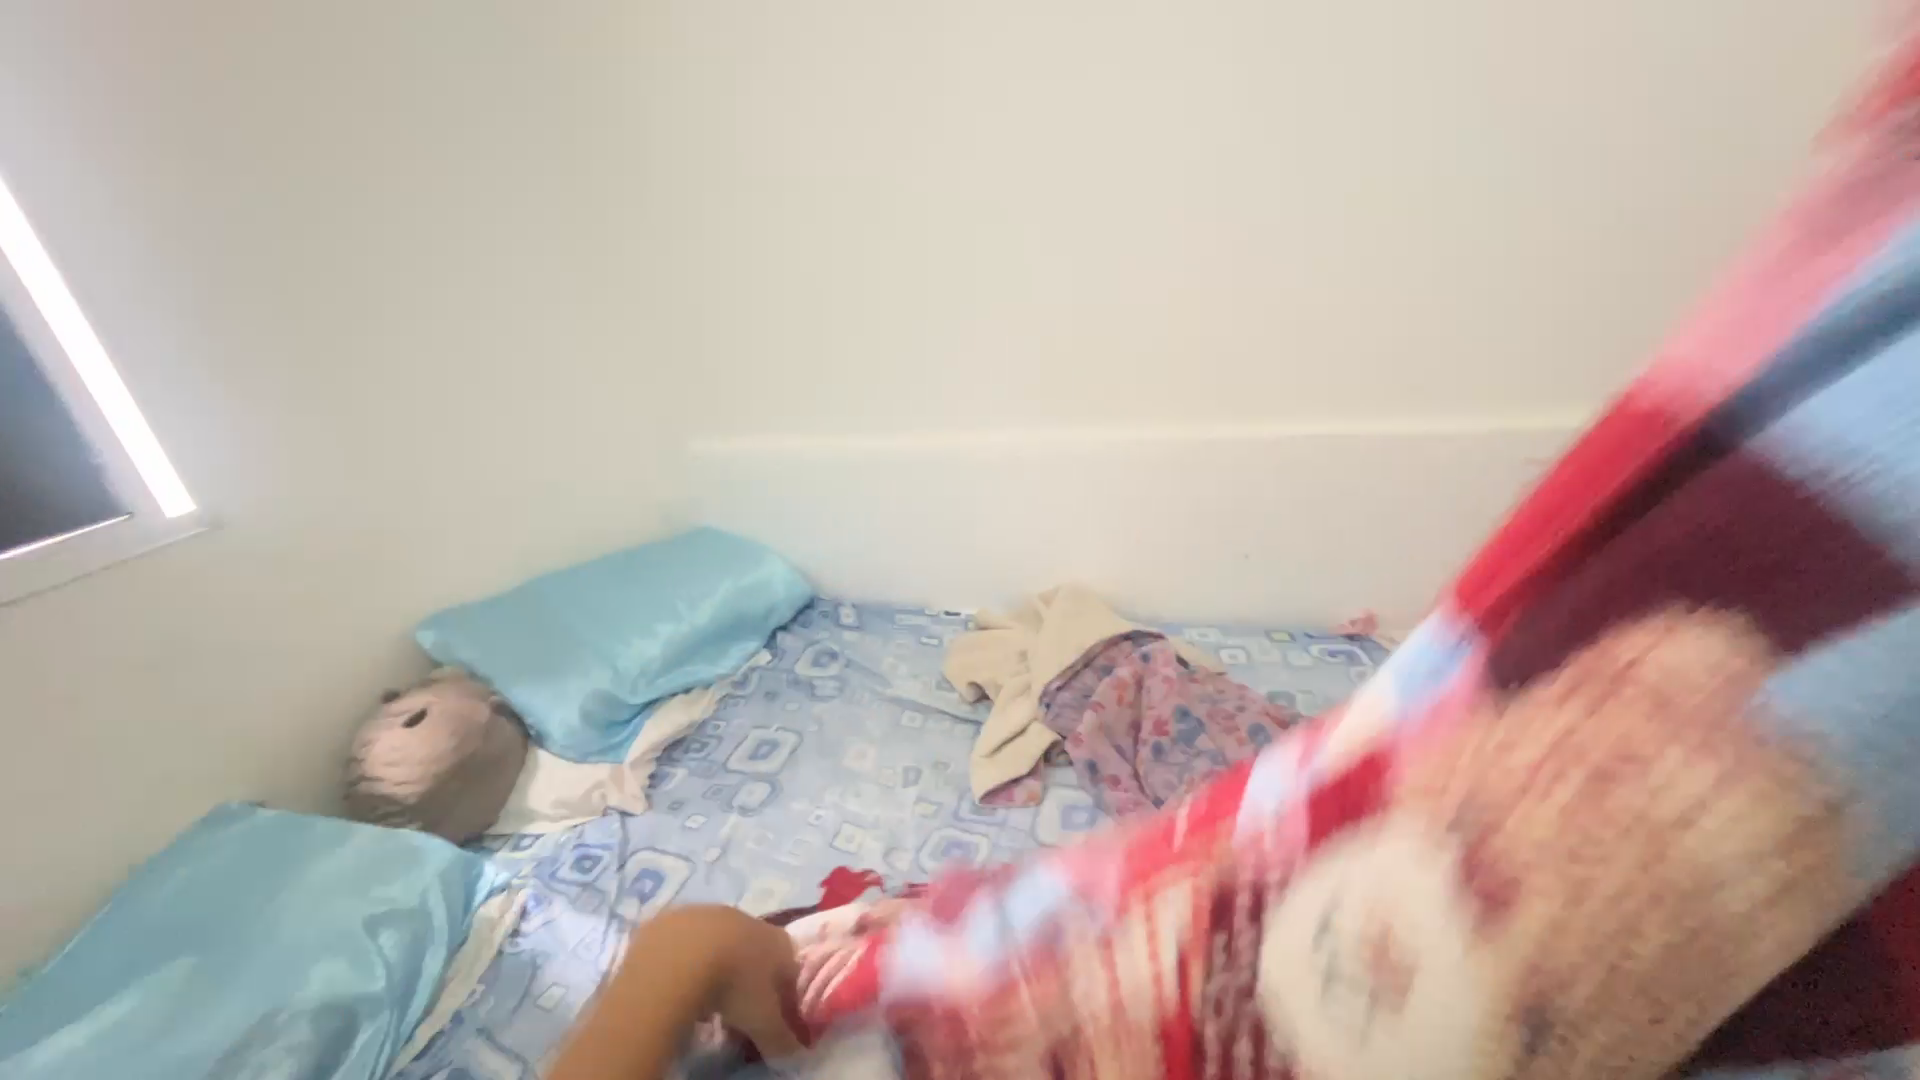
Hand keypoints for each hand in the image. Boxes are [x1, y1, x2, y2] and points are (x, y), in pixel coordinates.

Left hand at [638, 904, 807, 1058]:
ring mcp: (711, 913)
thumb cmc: (734, 985)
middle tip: (734, 1012)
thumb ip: (781, 1038)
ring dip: (716, 966)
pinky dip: (684, 961)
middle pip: (755, 952)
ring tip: (702, 1000)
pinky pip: (685, 942)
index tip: (770, 1020)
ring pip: (720, 943)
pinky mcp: (675, 916)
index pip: (790, 968)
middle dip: (748, 979)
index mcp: (777, 940)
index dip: (783, 997)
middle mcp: (749, 919)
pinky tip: (676, 983)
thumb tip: (794, 1054)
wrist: (680, 957)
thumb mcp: (762, 1021)